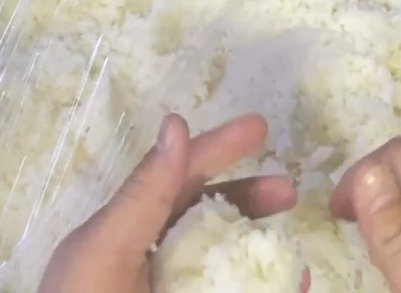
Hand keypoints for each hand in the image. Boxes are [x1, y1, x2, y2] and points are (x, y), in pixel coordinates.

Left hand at [38, 112, 300, 292]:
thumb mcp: (104, 254)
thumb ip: (145, 196)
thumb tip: (177, 123)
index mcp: (126, 232)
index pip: (178, 176)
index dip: (218, 147)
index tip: (261, 128)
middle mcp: (152, 260)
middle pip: (208, 217)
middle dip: (248, 200)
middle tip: (289, 193)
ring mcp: (173, 286)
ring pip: (224, 264)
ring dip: (259, 257)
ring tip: (296, 266)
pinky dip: (258, 291)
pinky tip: (287, 291)